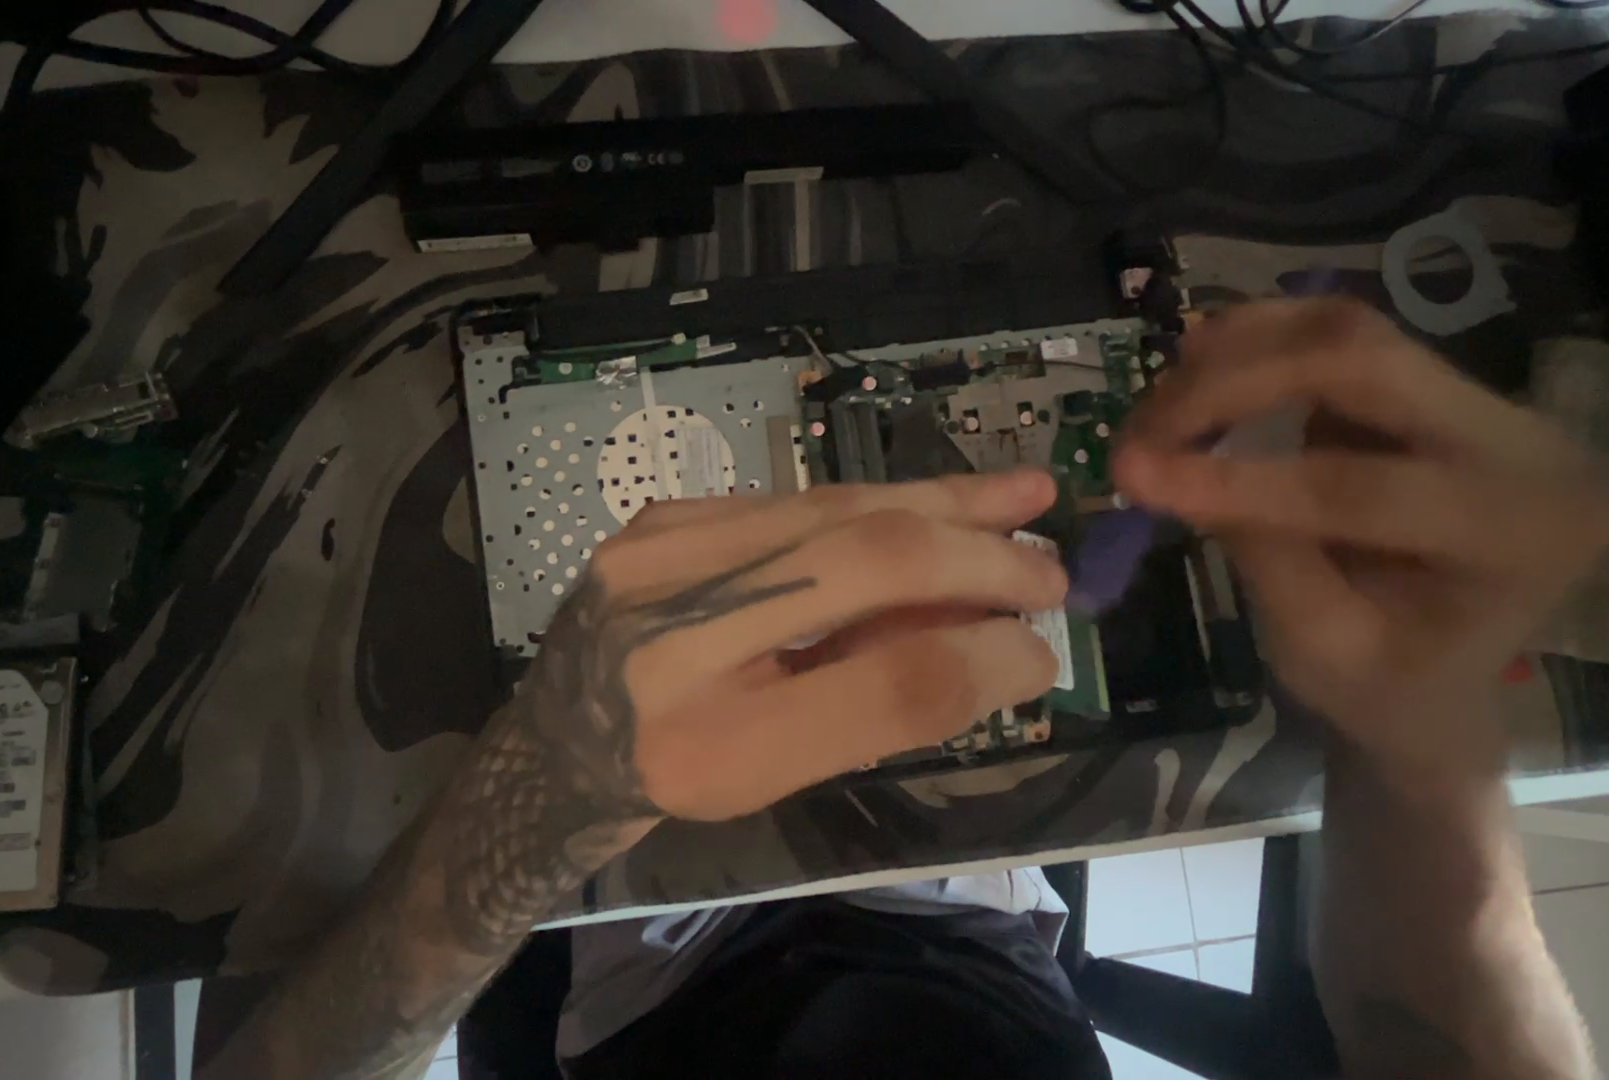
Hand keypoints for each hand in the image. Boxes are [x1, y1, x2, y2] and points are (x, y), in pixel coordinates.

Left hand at [508, 471, 1067, 829]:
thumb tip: (999, 644)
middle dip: (976, 555)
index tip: (1042, 652)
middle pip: (859, 561)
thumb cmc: (674, 772)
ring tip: (1019, 495)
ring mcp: (658, 552)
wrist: (558, 736)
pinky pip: (793, 504)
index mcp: (706, 739)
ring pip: (833, 508)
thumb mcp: (774, 776)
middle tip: (1050, 565)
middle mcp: (671, 627)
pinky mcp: (661, 516)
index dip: (981, 659)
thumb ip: (878, 711)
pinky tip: (924, 510)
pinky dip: (871, 506)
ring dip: (937, 503)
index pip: (880, 684)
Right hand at [1113, 299, 1608, 770]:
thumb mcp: (1318, 646)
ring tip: (1152, 410)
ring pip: (1340, 330)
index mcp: (1522, 530)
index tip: (1129, 476)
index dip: (1234, 479)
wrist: (1429, 674)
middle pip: (1360, 361)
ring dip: (1228, 358)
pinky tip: (1191, 371)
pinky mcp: (1418, 388)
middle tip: (1136, 435)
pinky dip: (1247, 344)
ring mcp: (1471, 401)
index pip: (1360, 485)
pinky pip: (1327, 334)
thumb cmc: (1380, 683)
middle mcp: (1519, 440)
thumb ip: (1265, 557)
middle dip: (1226, 387)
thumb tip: (1175, 475)